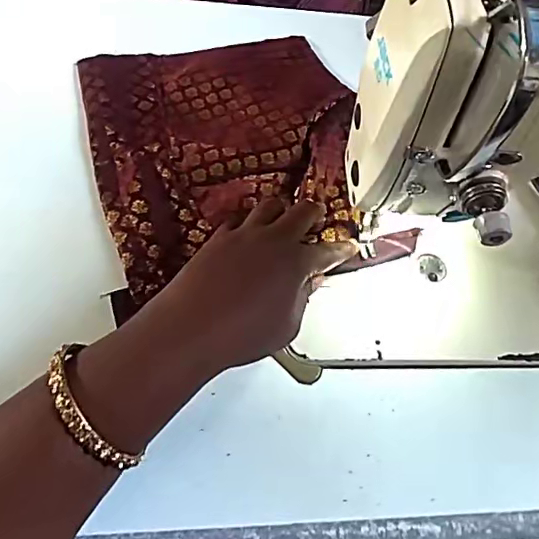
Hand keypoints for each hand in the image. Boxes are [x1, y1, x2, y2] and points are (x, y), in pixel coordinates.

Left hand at [148, 198, 359, 375]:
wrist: (191, 327)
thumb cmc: (238, 333)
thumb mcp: (287, 325)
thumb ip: (302, 299)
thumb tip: (307, 285)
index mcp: (296, 261)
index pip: (328, 250)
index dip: (341, 248)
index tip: (346, 247)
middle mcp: (272, 240)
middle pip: (303, 211)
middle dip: (314, 212)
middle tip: (318, 216)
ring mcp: (244, 235)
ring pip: (270, 205)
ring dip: (281, 210)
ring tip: (284, 216)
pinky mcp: (219, 238)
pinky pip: (238, 219)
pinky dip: (247, 222)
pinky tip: (247, 231)